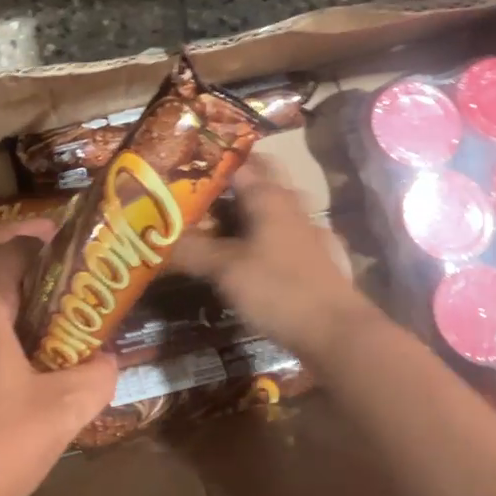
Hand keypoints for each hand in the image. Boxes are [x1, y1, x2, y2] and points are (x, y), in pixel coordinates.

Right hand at [171, 154, 385, 362]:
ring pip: (275, 209)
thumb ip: (191, 250)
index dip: (211, 161)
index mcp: (269, 196)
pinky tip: (253, 257)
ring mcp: (310, 232)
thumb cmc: (278, 289)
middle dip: (234, 182)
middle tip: (201, 193)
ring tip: (219, 226)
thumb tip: (158, 240)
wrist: (338, 334)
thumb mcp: (225, 270)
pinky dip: (267, 239)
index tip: (183, 165)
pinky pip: (286, 237)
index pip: (238, 162)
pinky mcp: (319, 259)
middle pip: (262, 180)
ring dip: (250, 211)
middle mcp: (291, 205)